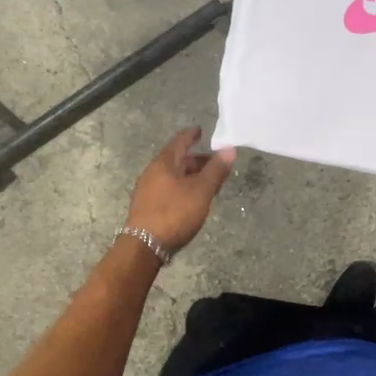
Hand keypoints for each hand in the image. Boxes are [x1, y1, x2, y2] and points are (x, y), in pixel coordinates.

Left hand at [125, 127, 235, 251]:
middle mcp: (153, 172)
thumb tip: (230, 149)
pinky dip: (182, 187)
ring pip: (173, 176)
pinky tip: (191, 198)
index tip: (201, 130)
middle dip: (196, 159)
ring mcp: (148, 189)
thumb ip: (216, 170)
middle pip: (177, 160)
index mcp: (164, 163)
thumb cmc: (175, 212)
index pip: (179, 141)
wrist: (145, 245)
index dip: (191, 135)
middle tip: (214, 162)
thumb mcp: (201, 191)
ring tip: (207, 182)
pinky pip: (168, 189)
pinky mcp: (148, 206)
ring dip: (190, 175)